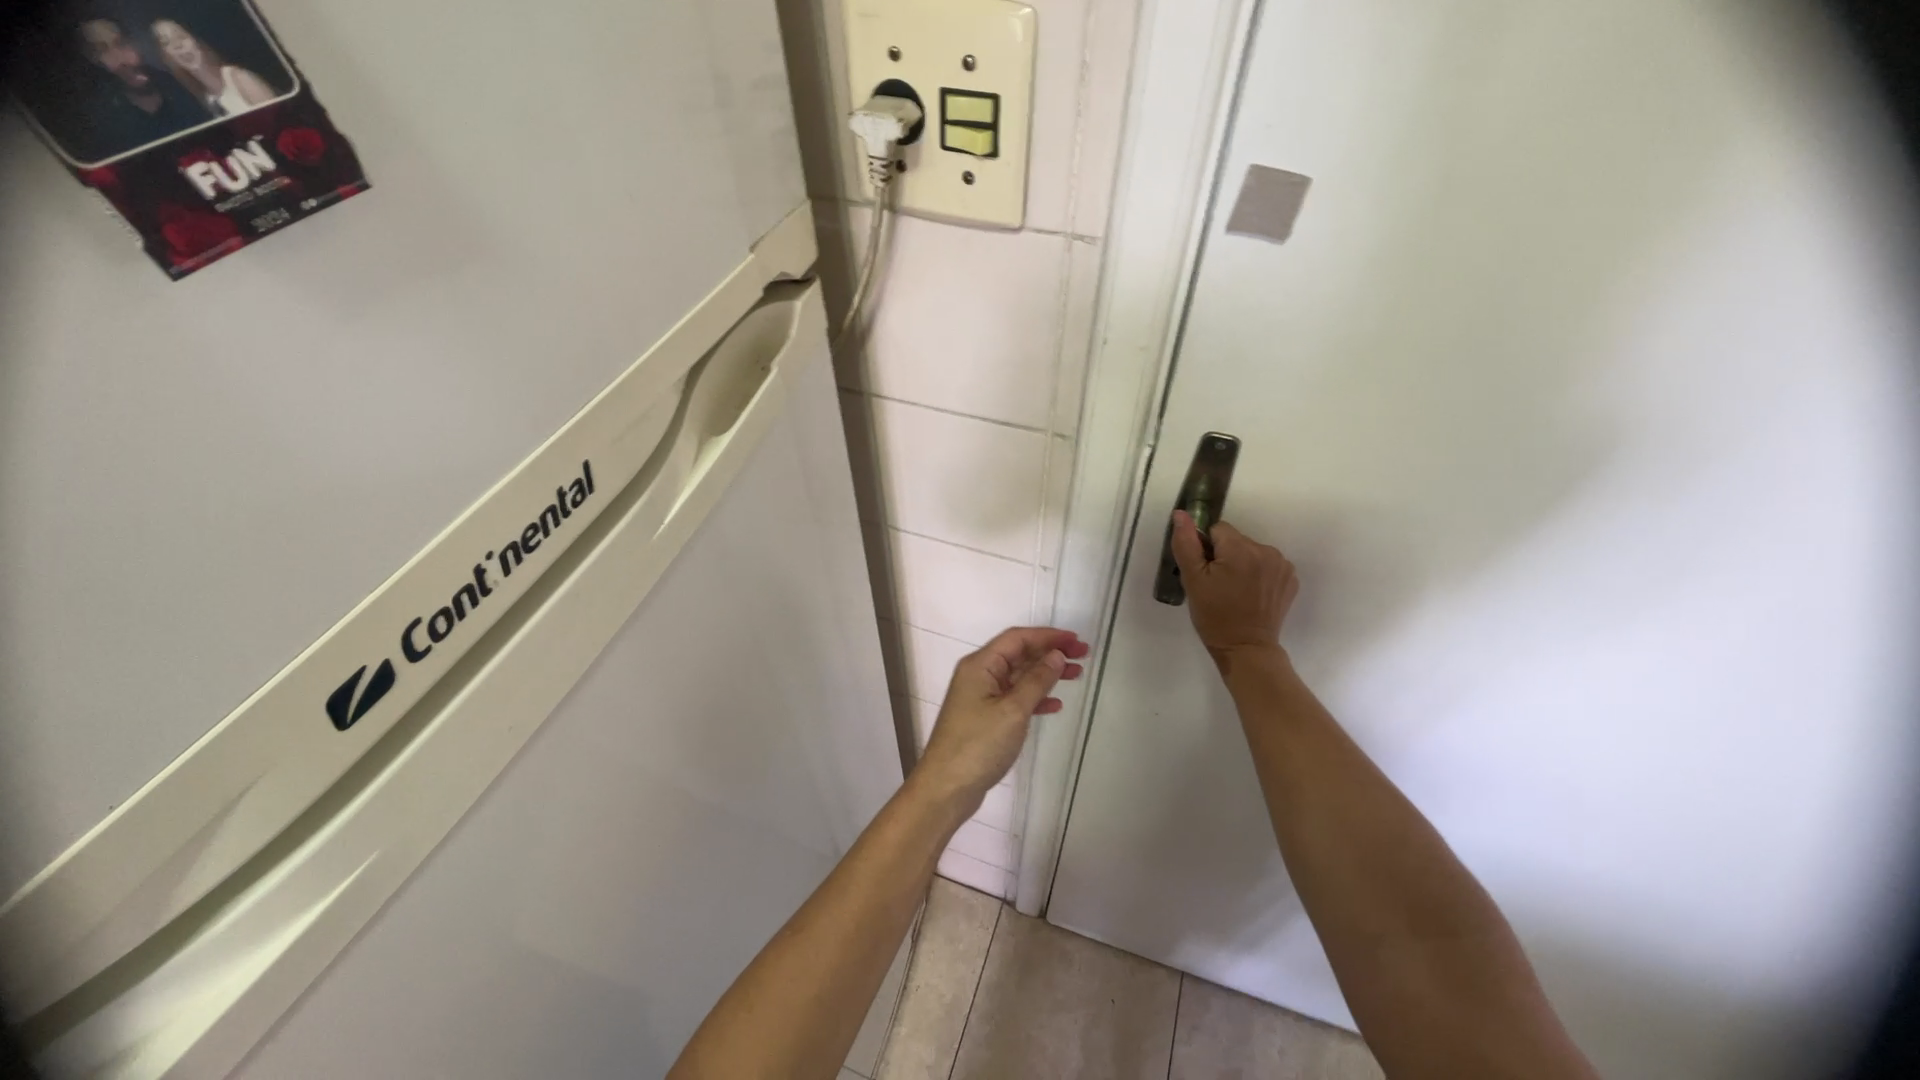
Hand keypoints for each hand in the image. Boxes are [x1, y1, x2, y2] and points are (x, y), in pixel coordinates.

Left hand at [915, 627, 1088, 805]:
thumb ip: (1036, 680)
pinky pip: (1014, 698)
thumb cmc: (979, 745)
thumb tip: (1056, 655)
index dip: (1048, 636)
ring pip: (1018, 677)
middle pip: (1018, 654)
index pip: (1017, 639)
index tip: (1076, 641)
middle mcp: (978, 675)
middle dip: (1050, 652)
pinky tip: (1055, 705)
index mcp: (980, 665)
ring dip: (1046, 674)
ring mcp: (980, 698)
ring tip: (1076, 675)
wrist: (947, 788)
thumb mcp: (1013, 711)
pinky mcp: (984, 718)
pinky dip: (1035, 698)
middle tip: (1083, 655)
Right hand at [1169, 509, 1297, 668]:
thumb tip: (1181, 514)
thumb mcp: (1193, 580)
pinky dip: (1259, 574)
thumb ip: (1186, 543)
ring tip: (1236, 591)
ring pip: (1252, 551)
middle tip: (1219, 585)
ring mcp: (1283, 565)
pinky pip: (1268, 564)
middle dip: (1226, 556)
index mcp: (1241, 549)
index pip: (1218, 530)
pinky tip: (1252, 595)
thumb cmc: (1214, 616)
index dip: (1208, 550)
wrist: (1246, 648)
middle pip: (1237, 540)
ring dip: (1243, 564)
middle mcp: (1266, 550)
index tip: (1207, 573)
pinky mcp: (1291, 579)